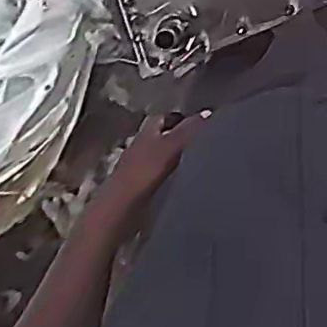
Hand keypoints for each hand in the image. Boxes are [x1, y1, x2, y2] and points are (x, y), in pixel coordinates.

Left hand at [93, 111, 209, 219]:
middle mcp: (139, 146)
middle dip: (180, 137)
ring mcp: (136, 169)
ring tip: (198, 161)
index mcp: (146, 132)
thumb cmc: (144, 173)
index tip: (202, 122)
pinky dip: (170, 176)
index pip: (165, 117)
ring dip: (176, 158)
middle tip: (204, 141)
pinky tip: (183, 181)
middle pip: (162, 136)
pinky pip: (159, 176)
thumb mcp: (172, 146)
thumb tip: (208, 112)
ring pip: (161, 156)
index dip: (181, 117)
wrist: (117, 213)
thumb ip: (190, 128)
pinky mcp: (136, 190)